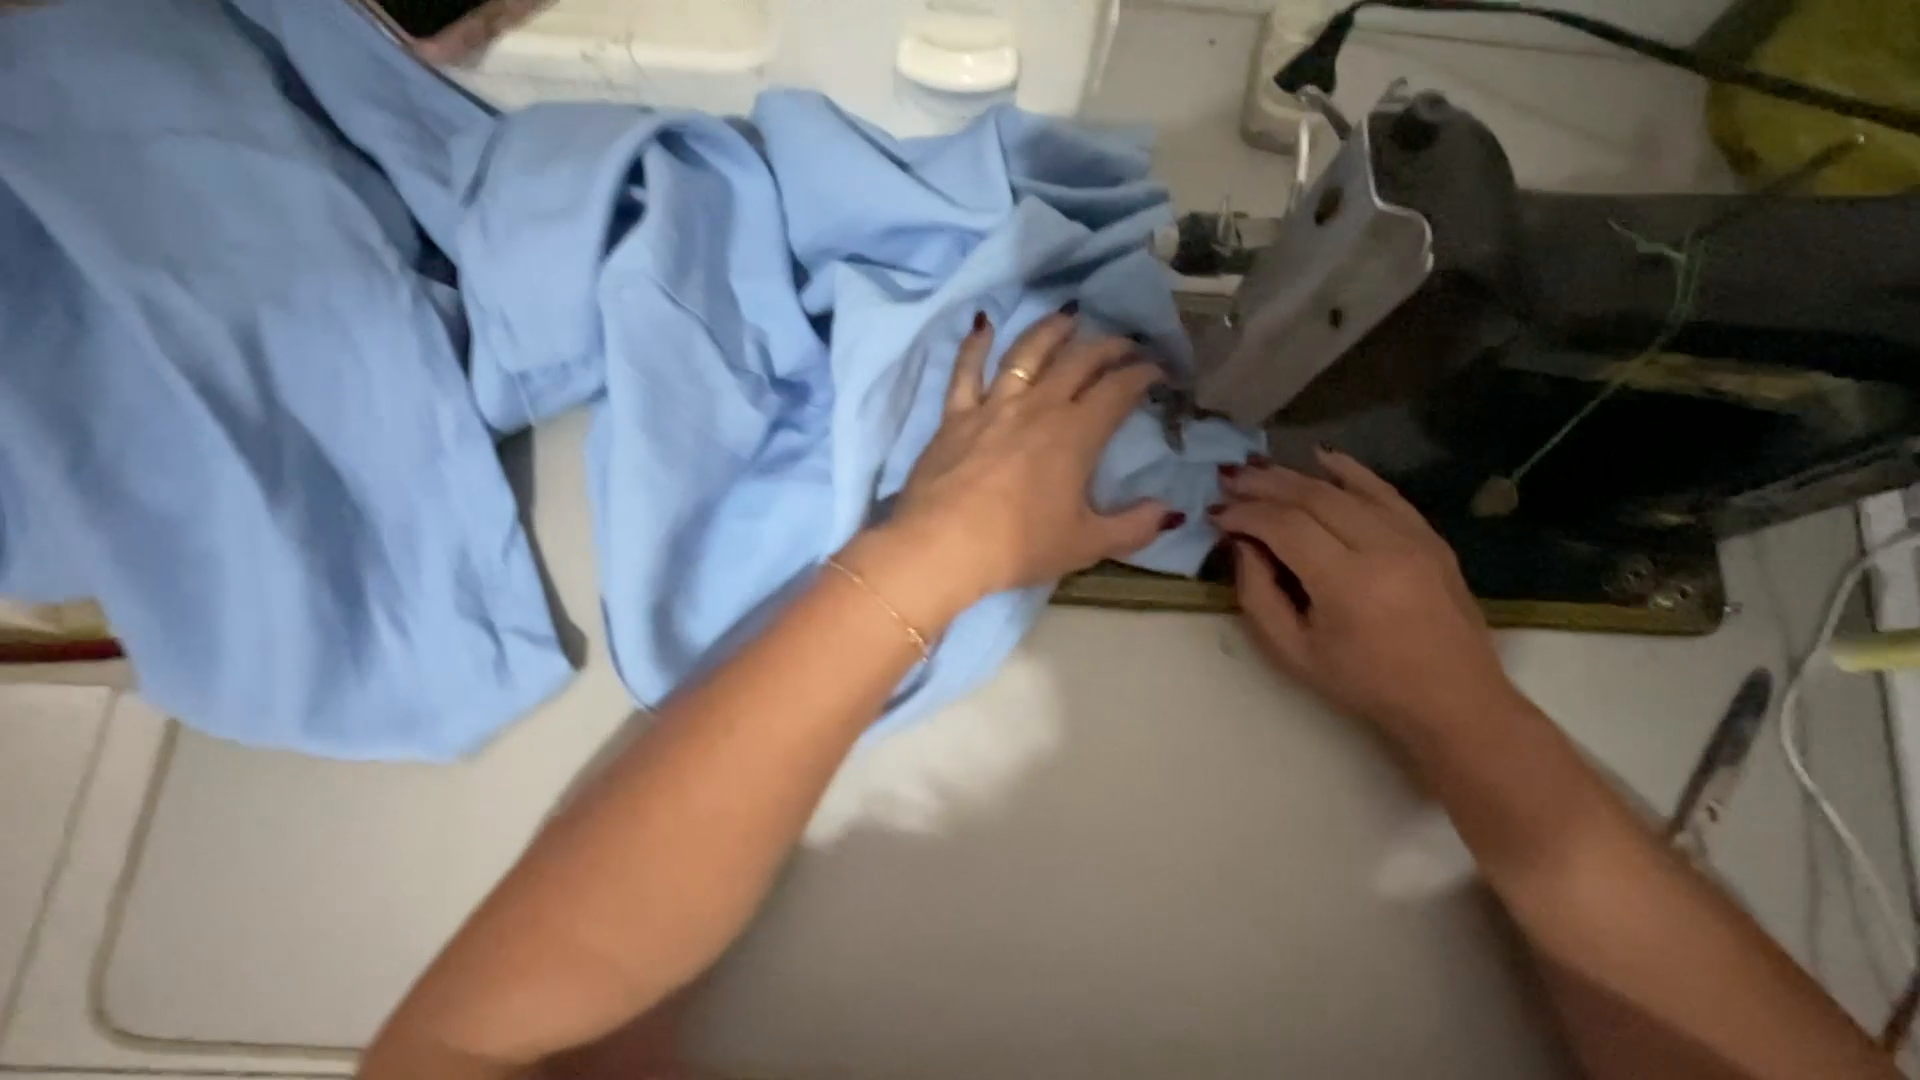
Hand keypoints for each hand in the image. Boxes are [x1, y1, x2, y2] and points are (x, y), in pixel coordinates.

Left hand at [850, 312, 1176, 620]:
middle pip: (1078, 361)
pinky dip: (975, 345)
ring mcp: (993, 406)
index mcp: (1076, 434)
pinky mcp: (955, 416)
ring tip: (1068, 317)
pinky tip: (982, 325)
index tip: (1159, 370)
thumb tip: (1171, 511)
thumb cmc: (1019, 546)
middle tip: (1126, 343)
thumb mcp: (1086, 545)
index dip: (1143, 374)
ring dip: (1050, 331)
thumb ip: (1133, 527)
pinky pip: (966, 370)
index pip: (1118, 390)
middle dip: (1108, 347)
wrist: (942, 546)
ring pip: (1026, 353)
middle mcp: (1038, 407)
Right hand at [1210, 448, 1521, 738]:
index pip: (1285, 527)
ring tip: (1258, 469)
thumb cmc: (1365, 684)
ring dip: (1296, 475)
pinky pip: (1384, 491)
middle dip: (1264, 485)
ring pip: (1345, 488)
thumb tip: (1242, 544)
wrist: (1454, 700)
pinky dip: (1350, 471)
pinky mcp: (1430, 537)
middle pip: (1313, 497)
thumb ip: (1258, 595)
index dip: (1245, 514)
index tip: (1215, 513)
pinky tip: (1320, 458)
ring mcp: (1412, 537)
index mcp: (1346, 584)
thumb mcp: (1294, 653)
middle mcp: (1382, 548)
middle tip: (1227, 479)